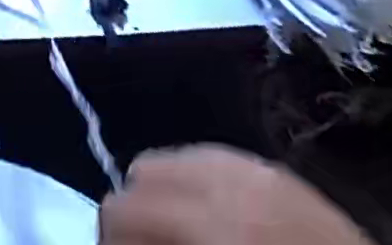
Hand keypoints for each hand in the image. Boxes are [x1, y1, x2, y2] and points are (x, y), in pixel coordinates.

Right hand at [99, 146, 374, 244]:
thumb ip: (157, 243)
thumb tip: (125, 238)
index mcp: (211, 221)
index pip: (121, 206)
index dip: (112, 240)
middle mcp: (230, 178)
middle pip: (146, 168)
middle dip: (139, 212)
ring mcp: (258, 166)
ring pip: (182, 156)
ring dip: (171, 195)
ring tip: (184, 234)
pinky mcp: (280, 169)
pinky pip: (220, 159)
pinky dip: (204, 185)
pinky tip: (217, 219)